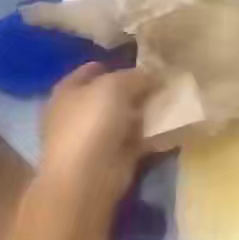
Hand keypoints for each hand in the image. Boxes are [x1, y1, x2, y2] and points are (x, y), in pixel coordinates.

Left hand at [39, 64, 154, 204]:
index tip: (144, 61)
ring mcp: (93, 136)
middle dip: (135, 87)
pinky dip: (149, 131)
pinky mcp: (111, 155)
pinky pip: (135, 136)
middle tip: (162, 80)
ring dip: (144, 109)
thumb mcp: (116, 84)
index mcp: (68, 91)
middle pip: (111, 93)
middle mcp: (77, 112)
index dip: (116, 63)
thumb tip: (153, 74)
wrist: (86, 178)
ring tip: (170, 98)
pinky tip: (168, 121)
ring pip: (125, 114)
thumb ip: (136, 75)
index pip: (92, 69)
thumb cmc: (92, 122)